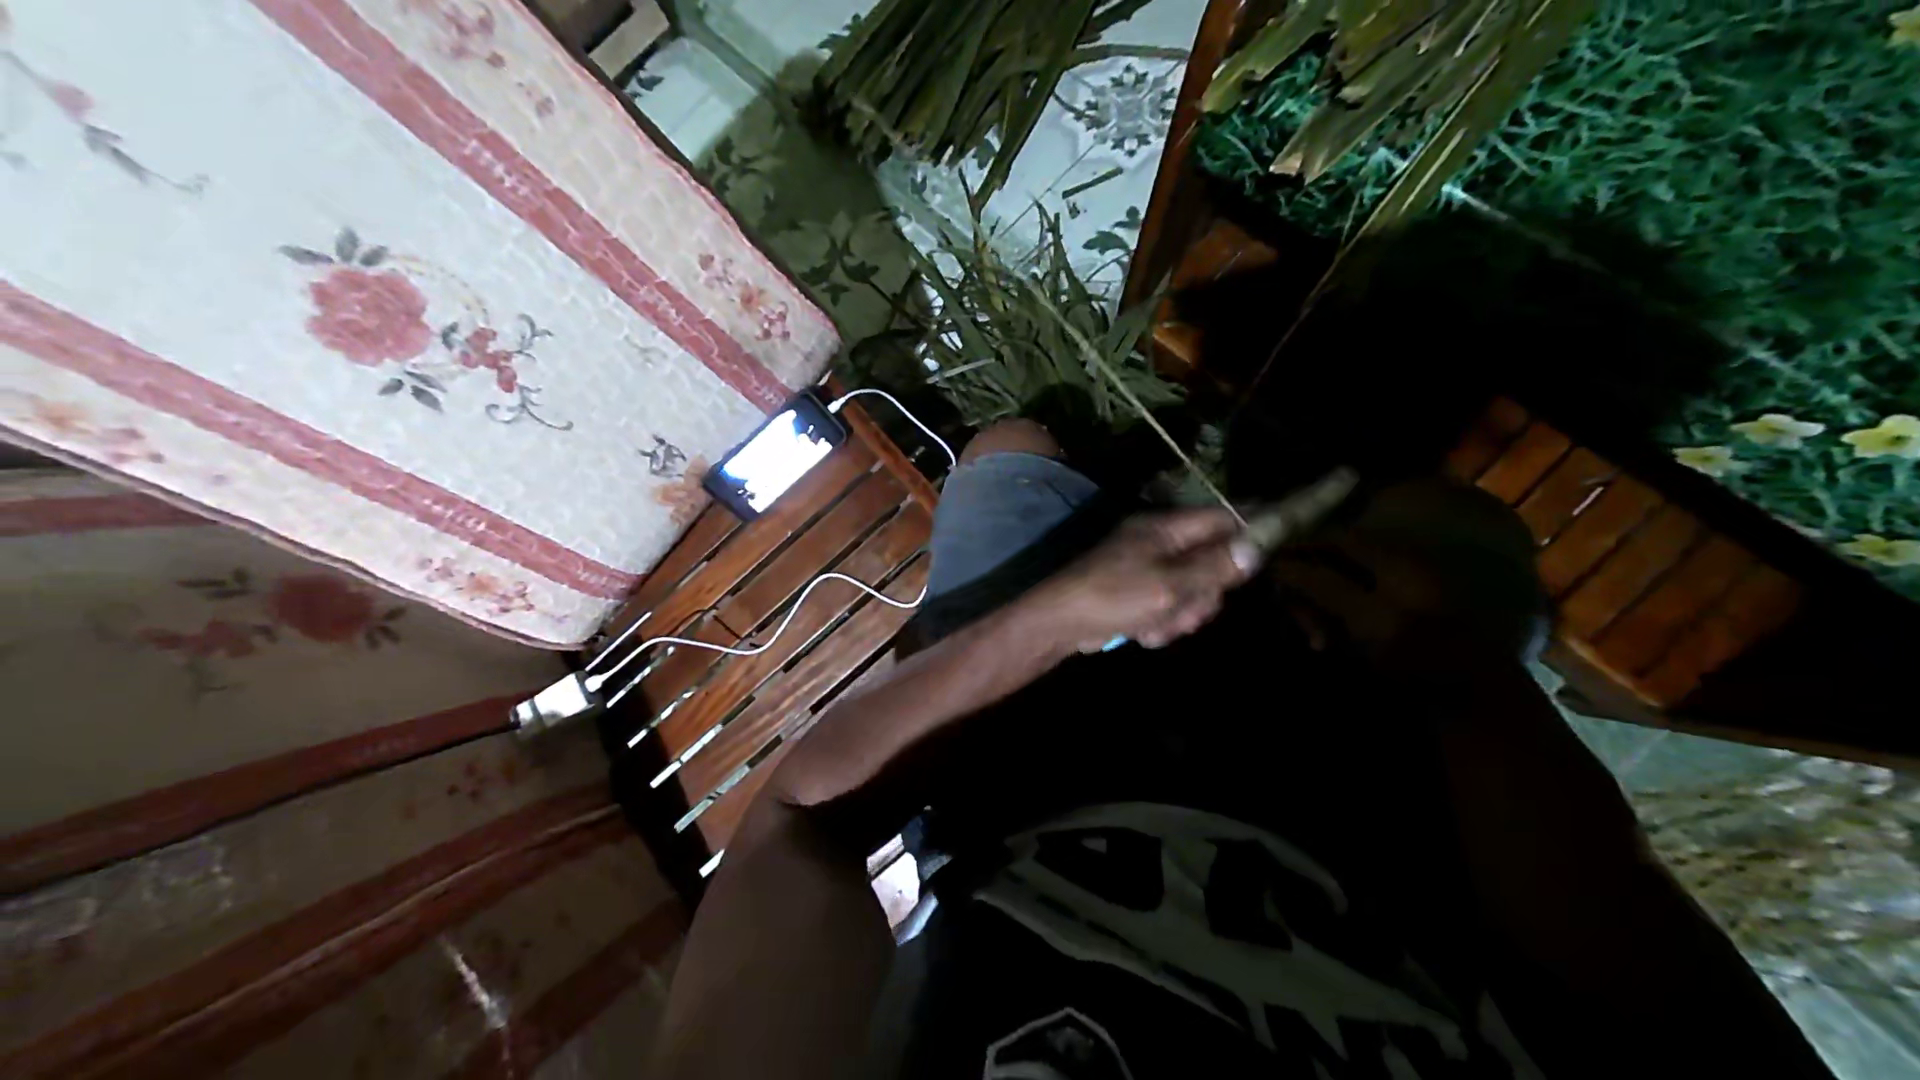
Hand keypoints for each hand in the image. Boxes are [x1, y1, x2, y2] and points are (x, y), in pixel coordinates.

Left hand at [1029, 508, 1260, 653]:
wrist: (1062, 623)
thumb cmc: (1113, 596)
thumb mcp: (1169, 584)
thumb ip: (1212, 567)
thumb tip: (1255, 547)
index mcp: (1165, 529)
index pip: (1221, 518)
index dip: (1250, 529)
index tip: (1276, 544)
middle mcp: (1159, 543)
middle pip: (1212, 563)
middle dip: (1204, 594)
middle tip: (1186, 608)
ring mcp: (1149, 569)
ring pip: (1193, 592)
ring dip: (1181, 615)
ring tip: (1157, 624)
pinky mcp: (1140, 594)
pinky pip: (1171, 608)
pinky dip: (1162, 624)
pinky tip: (1143, 632)